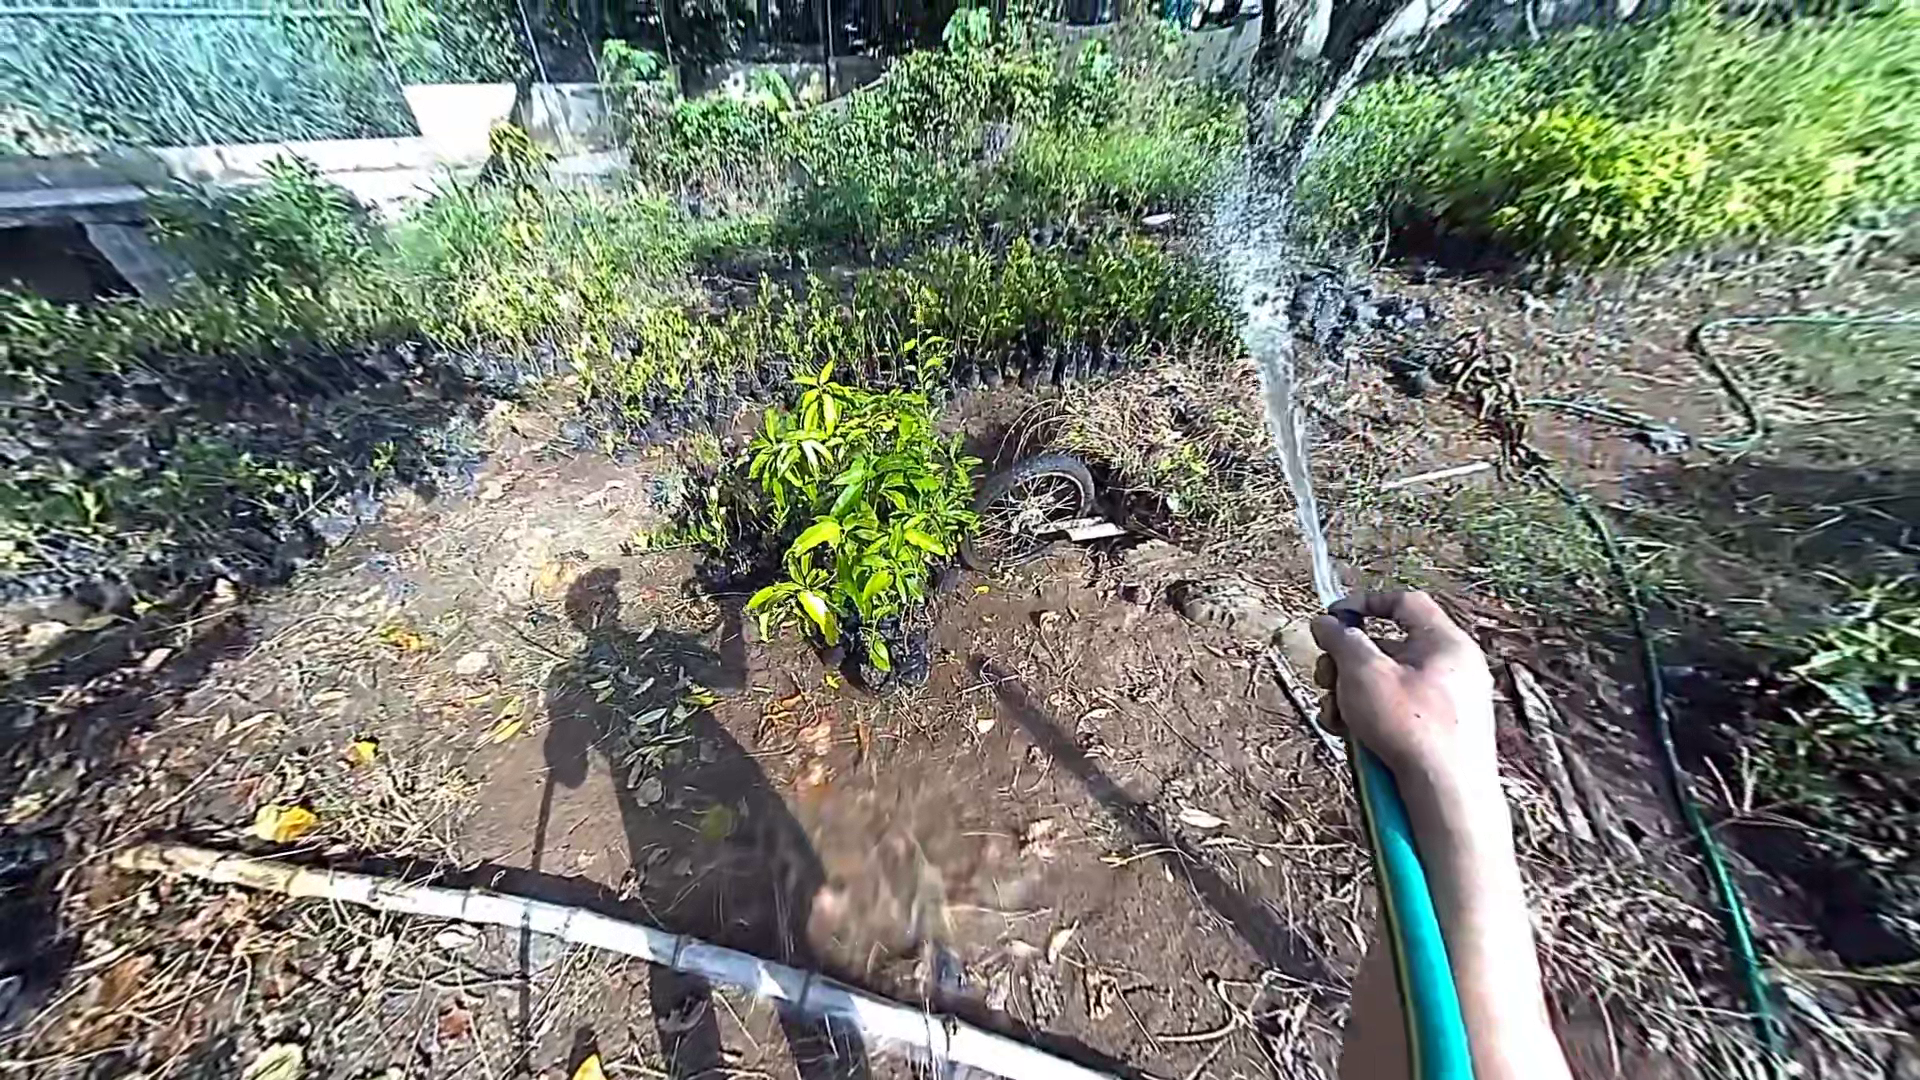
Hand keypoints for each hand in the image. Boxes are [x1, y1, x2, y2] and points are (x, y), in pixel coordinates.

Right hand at [1310, 590, 1496, 794]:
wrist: (1446, 795)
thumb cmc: (1408, 724)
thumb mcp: (1362, 671)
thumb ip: (1340, 638)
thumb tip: (1325, 622)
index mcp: (1444, 643)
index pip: (1402, 602)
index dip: (1362, 602)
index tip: (1331, 618)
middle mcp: (1449, 666)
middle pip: (1382, 644)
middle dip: (1343, 660)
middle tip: (1325, 678)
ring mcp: (1443, 699)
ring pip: (1379, 678)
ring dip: (1345, 692)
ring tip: (1334, 714)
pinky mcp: (1434, 726)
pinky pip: (1389, 705)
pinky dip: (1362, 713)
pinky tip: (1347, 732)